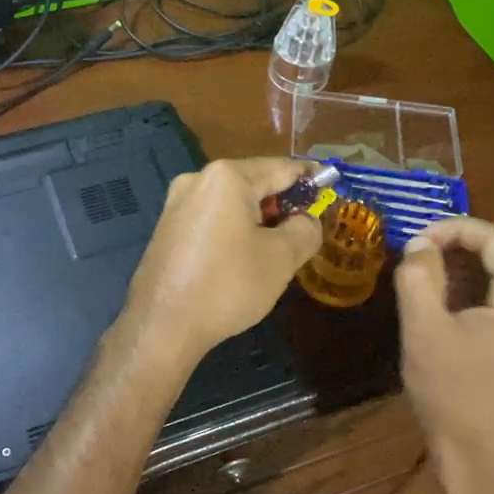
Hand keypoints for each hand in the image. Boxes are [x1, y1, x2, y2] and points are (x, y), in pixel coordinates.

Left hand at [119, 158, 322, 370]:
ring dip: (257, 220)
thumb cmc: (228, 284)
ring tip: (275, 250)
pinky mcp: (166, 229)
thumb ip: (305, 229)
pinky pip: (211, 220)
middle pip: (254, 183)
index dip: (310, 179)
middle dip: (281, 204)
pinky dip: (233, 231)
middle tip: (304, 231)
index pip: (281, 168)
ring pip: (232, 203)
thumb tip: (306, 219)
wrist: (162, 325)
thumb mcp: (281, 258)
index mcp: (227, 177)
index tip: (330, 188)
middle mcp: (197, 180)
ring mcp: (176, 204)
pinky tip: (241, 260)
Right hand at [393, 218, 493, 462]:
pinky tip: (465, 293)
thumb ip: (419, 276)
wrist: (484, 460)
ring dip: (489, 257)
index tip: (419, 238)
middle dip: (477, 237)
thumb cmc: (452, 396)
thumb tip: (420, 243)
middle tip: (434, 245)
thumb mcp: (423, 331)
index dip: (458, 229)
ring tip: (444, 264)